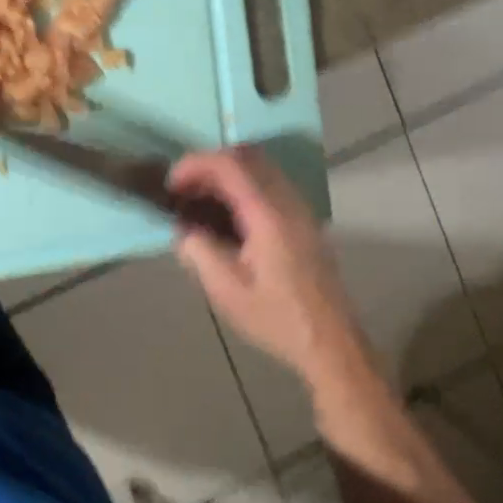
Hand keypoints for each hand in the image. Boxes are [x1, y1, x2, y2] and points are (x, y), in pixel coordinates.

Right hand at [169, 147, 373, 388]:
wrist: (331, 346)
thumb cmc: (276, 319)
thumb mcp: (225, 289)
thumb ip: (198, 250)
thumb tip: (185, 229)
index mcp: (269, 216)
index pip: (230, 165)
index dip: (194, 165)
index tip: (171, 187)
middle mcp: (288, 204)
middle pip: (246, 156)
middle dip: (208, 165)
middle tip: (184, 192)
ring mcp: (300, 211)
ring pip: (260, 168)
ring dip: (225, 175)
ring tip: (200, 204)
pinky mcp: (303, 223)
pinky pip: (269, 185)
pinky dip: (241, 187)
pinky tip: (226, 218)